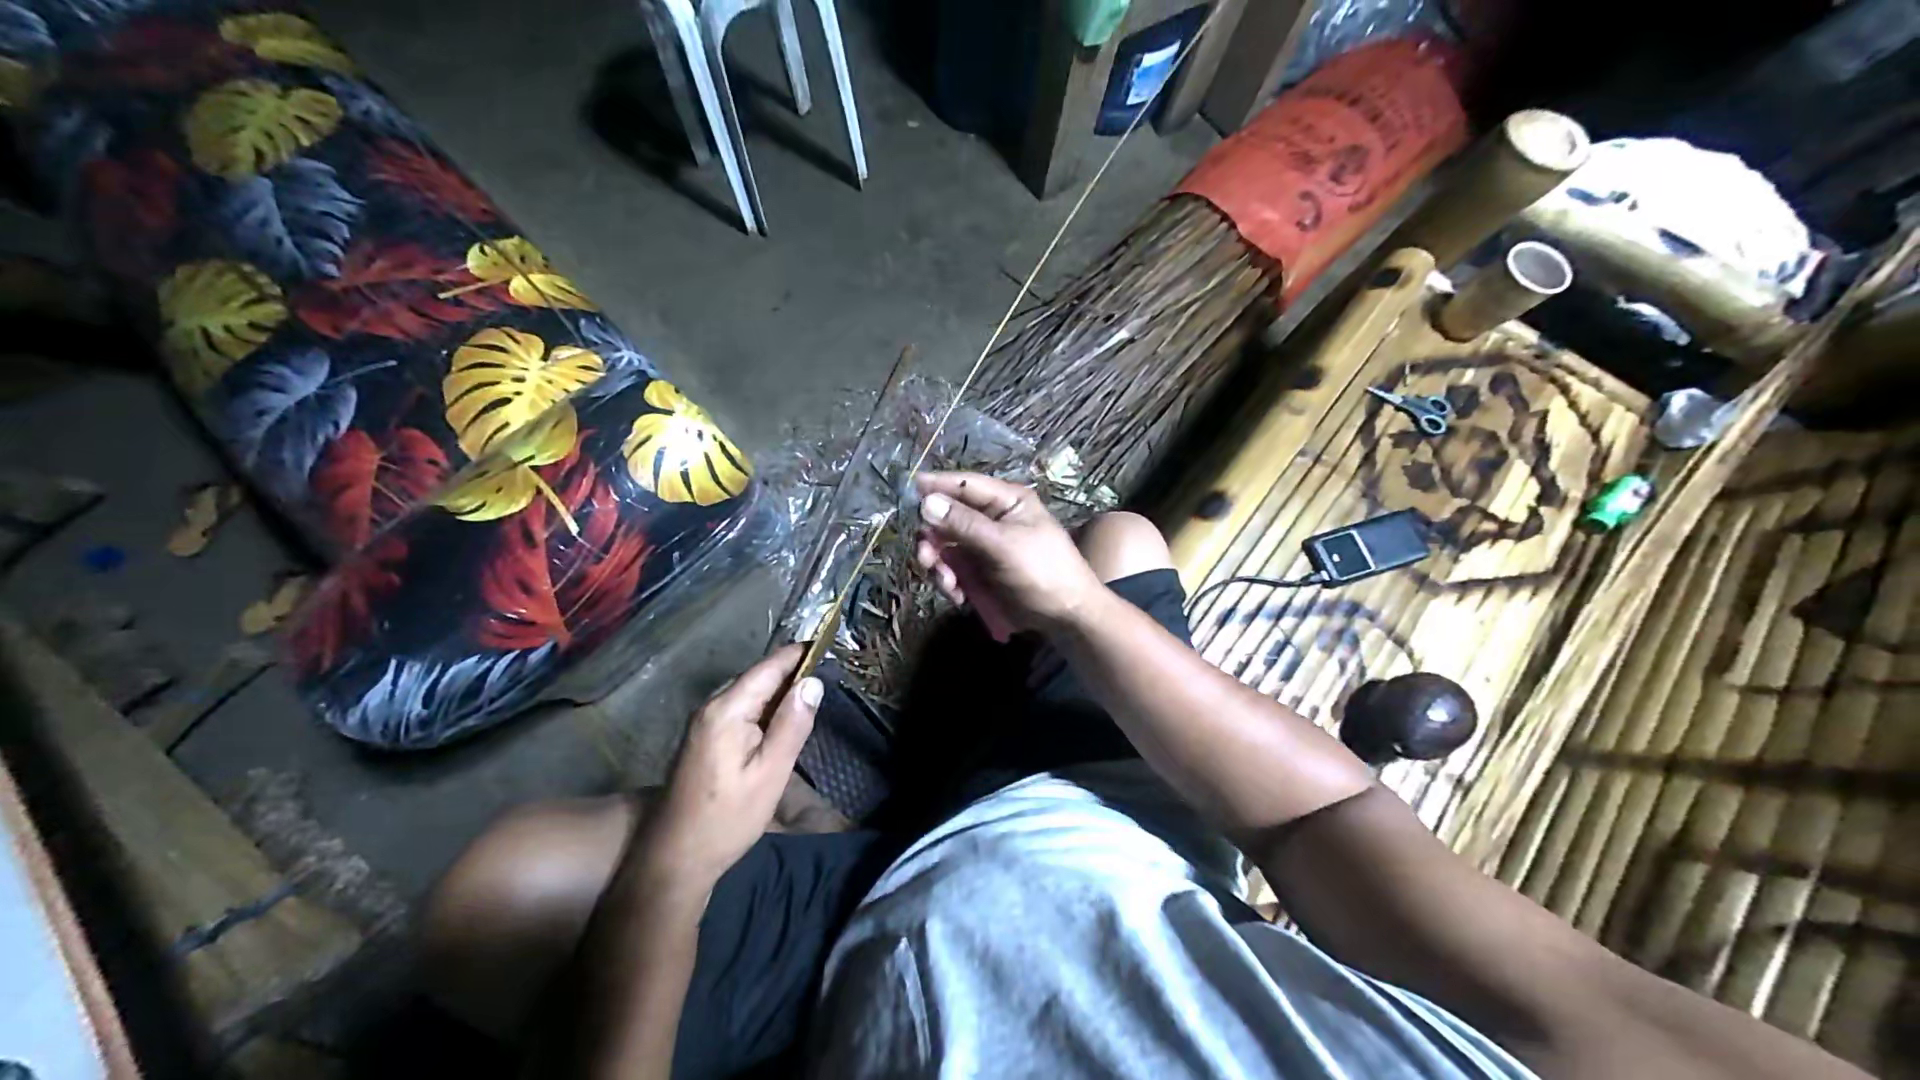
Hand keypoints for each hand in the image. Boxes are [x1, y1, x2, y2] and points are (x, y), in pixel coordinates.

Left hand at [641, 645, 820, 888]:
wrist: (675, 858)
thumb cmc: (727, 818)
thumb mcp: (770, 773)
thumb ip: (792, 725)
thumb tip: (814, 682)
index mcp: (727, 710)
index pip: (770, 666)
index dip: (801, 654)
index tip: (832, 645)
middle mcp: (712, 706)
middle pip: (760, 677)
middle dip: (794, 671)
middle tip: (833, 673)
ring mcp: (705, 721)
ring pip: (752, 693)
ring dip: (782, 691)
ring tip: (817, 692)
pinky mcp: (705, 737)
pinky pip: (742, 709)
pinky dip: (767, 707)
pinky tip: (785, 720)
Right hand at [912, 471, 1105, 635]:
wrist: (1067, 616)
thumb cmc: (1043, 571)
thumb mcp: (1004, 545)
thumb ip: (964, 524)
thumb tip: (926, 502)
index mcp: (1006, 501)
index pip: (964, 485)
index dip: (936, 486)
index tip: (908, 489)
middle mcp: (992, 519)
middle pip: (947, 518)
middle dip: (934, 540)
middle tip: (927, 559)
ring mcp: (985, 546)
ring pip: (945, 547)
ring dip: (940, 566)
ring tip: (948, 584)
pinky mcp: (981, 571)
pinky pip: (953, 569)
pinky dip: (950, 582)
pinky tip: (958, 596)